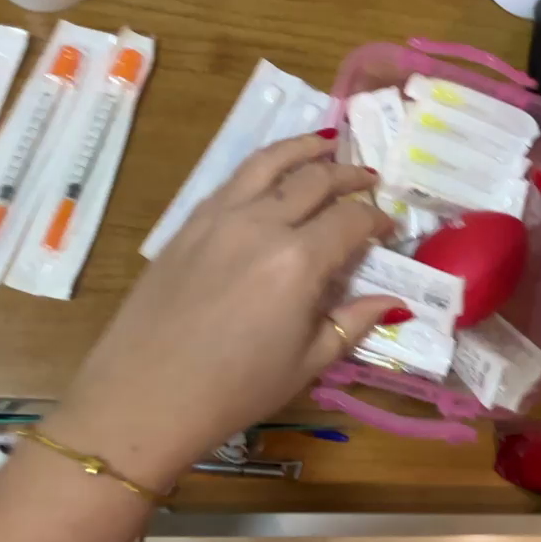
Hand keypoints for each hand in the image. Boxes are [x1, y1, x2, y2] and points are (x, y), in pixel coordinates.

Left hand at [46, 133, 407, 491]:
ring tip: (326, 144)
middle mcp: (262, 223)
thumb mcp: (307, 363)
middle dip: (349, 175)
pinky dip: (263, 166)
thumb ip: (354, 322)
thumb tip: (396, 303)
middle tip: (368, 180)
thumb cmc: (234, 390)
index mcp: (298, 261)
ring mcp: (220, 216)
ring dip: (304, 149)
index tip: (389, 229)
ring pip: (270, 162)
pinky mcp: (190, 221)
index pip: (351, 220)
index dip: (377, 220)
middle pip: (316, 179)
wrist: (143, 397)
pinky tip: (273, 173)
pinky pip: (234, 178)